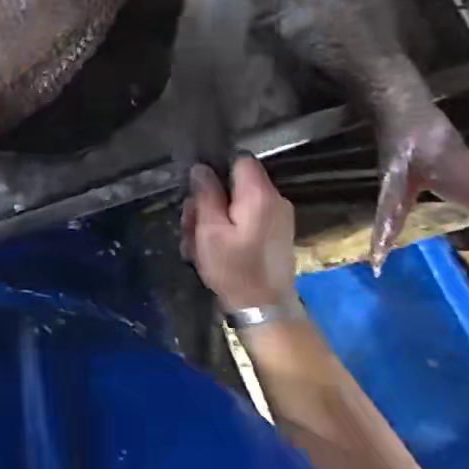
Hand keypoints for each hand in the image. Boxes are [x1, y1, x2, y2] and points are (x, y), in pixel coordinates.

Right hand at [182, 157, 296, 311]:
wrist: (265, 307)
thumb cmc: (234, 267)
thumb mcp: (209, 230)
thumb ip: (205, 195)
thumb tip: (201, 168)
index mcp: (259, 195)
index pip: (240, 160)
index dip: (215, 168)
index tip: (196, 187)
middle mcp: (275, 200)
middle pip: (234, 184)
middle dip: (208, 199)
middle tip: (191, 225)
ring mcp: (277, 217)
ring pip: (235, 202)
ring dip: (213, 217)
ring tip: (199, 242)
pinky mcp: (274, 232)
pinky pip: (244, 218)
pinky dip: (226, 228)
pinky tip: (213, 248)